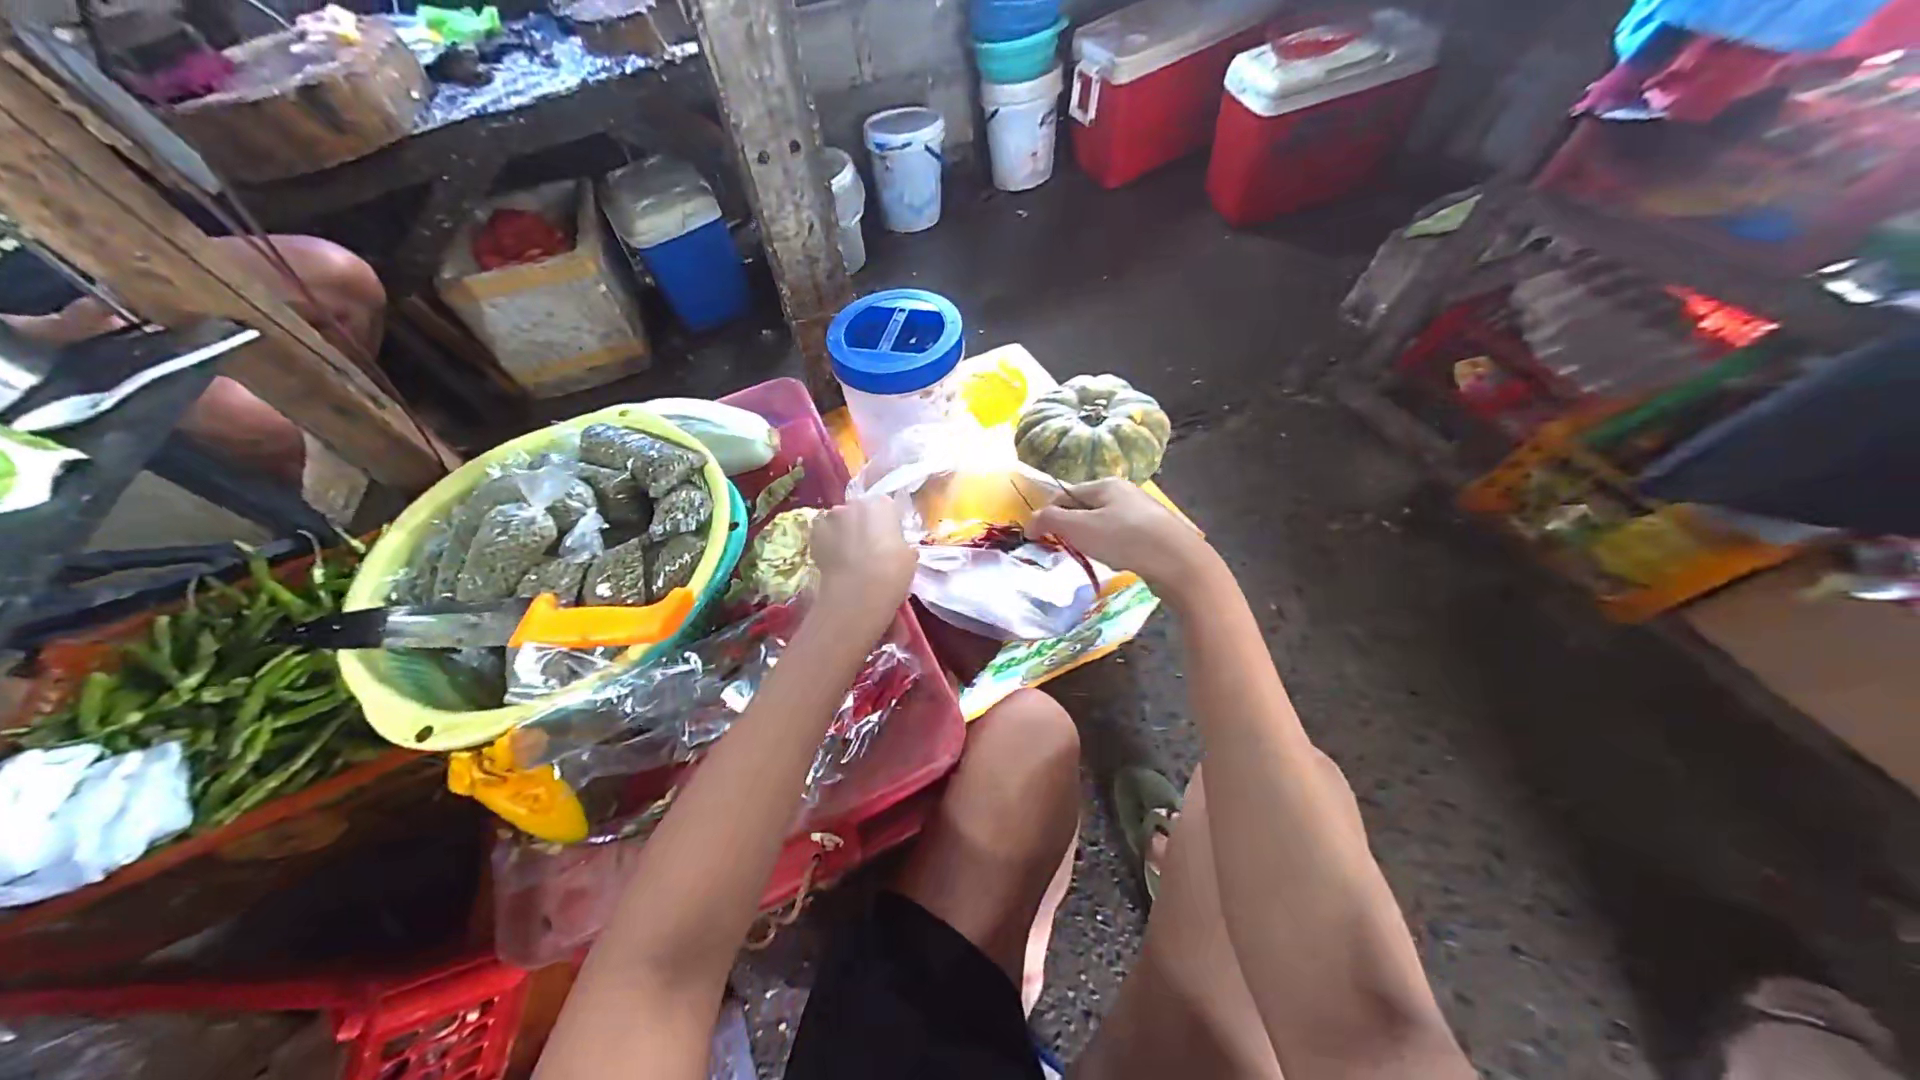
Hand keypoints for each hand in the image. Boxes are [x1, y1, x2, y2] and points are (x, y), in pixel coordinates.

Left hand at [809, 495, 914, 626]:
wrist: (858, 592)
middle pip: (859, 511)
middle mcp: (855, 503)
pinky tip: (834, 560)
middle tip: (868, 548)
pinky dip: (827, 543)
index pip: (886, 508)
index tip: (888, 540)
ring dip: (843, 532)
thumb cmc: (892, 571)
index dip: (886, 524)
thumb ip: (901, 544)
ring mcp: (831, 517)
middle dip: (862, 525)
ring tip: (848, 556)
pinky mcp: (813, 534)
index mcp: (882, 504)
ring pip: (839, 521)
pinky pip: (823, 534)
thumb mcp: (909, 556)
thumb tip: (896, 548)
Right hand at [1031, 479, 1218, 598]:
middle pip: (1083, 509)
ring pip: (1103, 524)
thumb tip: (1029, 523)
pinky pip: (1121, 537)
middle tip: (1068, 551)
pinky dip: (1113, 549)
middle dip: (1071, 530)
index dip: (1047, 515)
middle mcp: (1125, 492)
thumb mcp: (1080, 528)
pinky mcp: (1155, 533)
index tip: (1039, 539)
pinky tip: (1120, 561)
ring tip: (1097, 557)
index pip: (1064, 495)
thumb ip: (1050, 521)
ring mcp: (1142, 512)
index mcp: (1105, 483)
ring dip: (1092, 541)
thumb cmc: (1125, 540)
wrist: (1180, 562)